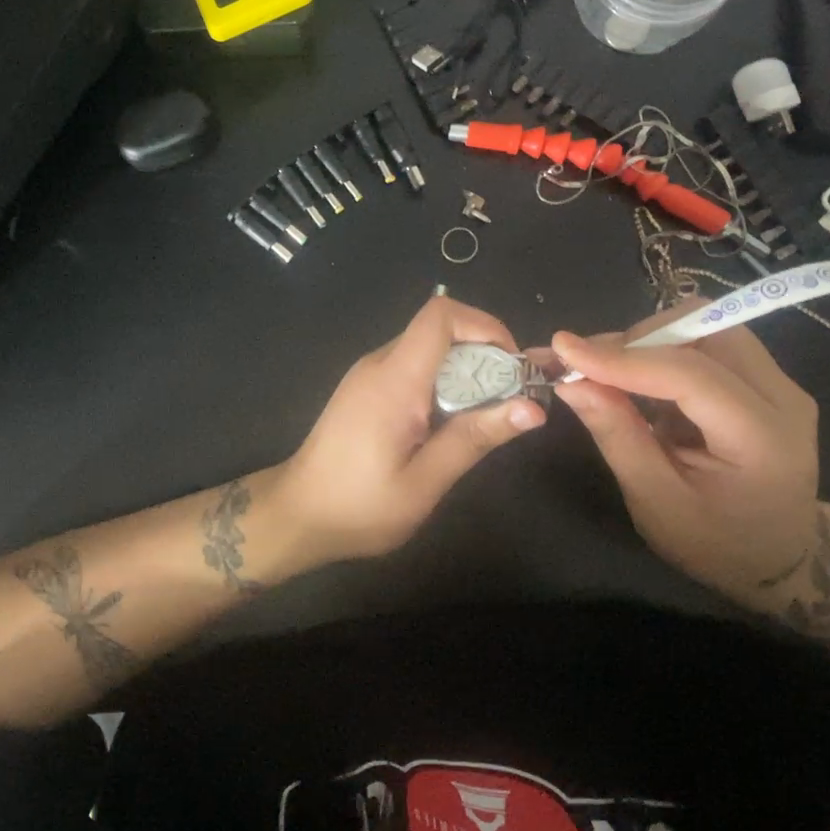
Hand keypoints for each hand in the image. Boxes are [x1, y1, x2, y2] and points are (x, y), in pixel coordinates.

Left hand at [269, 295, 545, 565]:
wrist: (297, 515)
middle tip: (509, 402)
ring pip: (426, 350)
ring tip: (484, 418)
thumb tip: (532, 408)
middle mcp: (378, 365)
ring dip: (463, 372)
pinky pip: (410, 368)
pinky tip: (448, 426)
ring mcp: (367, 376)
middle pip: (438, 330)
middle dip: (483, 355)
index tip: (511, 368)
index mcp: (394, 380)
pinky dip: (440, 384)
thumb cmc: (359, 506)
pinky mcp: (364, 390)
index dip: (485, 326)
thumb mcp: (424, 482)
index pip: (440, 315)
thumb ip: (474, 438)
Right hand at [550, 299, 820, 597]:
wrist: (779, 557)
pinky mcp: (763, 378)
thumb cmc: (714, 542)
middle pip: (702, 330)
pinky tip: (638, 385)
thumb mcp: (655, 501)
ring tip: (610, 376)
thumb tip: (570, 382)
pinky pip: (704, 341)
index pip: (689, 374)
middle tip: (587, 368)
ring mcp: (778, 382)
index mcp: (763, 439)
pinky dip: (661, 351)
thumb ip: (617, 435)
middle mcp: (782, 397)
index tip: (562, 350)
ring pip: (703, 325)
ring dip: (647, 342)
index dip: (621, 358)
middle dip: (635, 340)